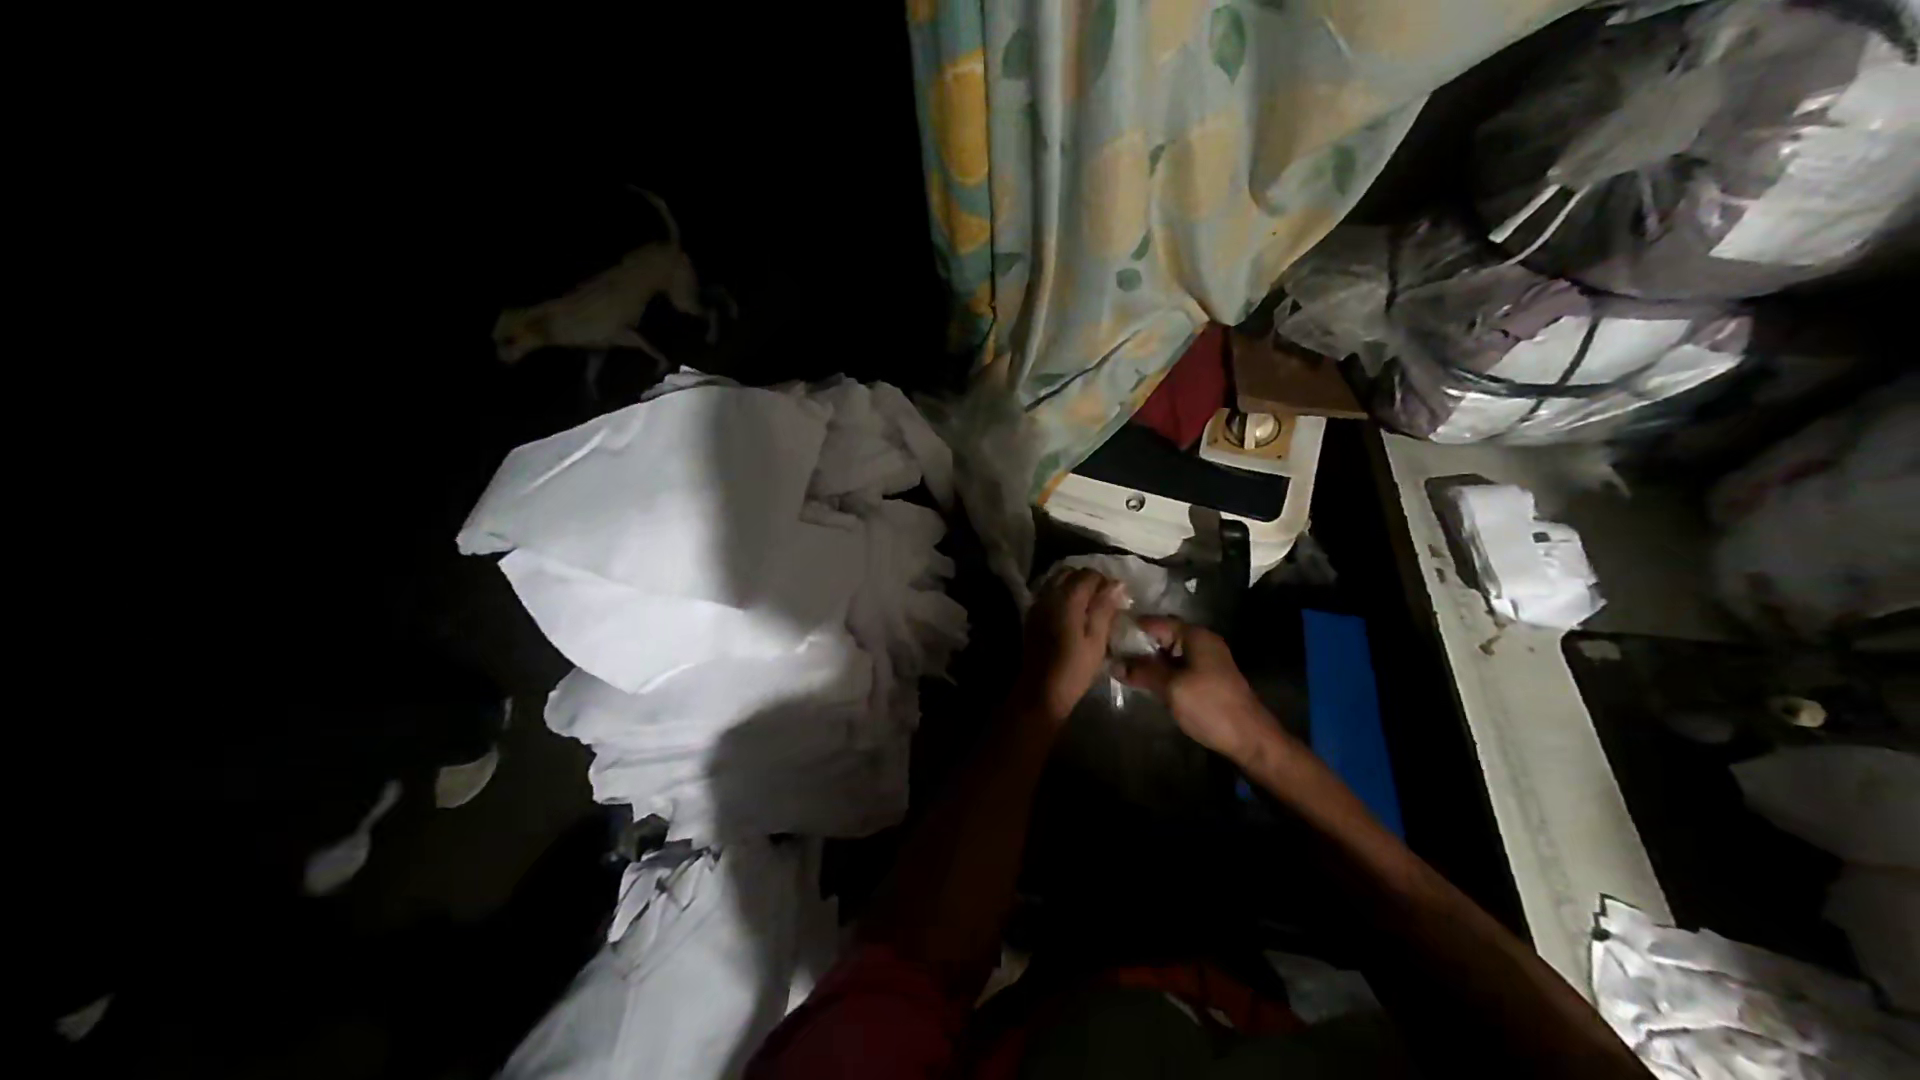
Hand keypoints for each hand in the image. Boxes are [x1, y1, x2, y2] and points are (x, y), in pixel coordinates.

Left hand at [1013, 569, 1124, 723]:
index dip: (1104, 582)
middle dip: (1087, 580)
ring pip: (1056, 581)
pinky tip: (1072, 613)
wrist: (1041, 689)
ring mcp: (1037, 604)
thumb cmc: (1075, 667)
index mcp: (1067, 599)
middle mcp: (1049, 594)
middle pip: (1069, 573)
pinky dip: (1061, 594)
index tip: (1116, 598)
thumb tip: (1116, 584)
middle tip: (1102, 600)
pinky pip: (1048, 592)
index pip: (1088, 575)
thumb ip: (1104, 608)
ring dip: (1073, 586)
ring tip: (1088, 606)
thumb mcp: (1097, 639)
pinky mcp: (1031, 614)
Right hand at [1116, 617, 1278, 762]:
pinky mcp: (1205, 679)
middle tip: (1106, 653)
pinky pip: (1175, 667)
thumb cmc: (1210, 707)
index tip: (1104, 635)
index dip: (1129, 627)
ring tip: (1117, 666)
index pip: (1155, 622)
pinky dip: (1158, 671)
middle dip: (1135, 644)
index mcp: (1195, 636)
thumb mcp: (1171, 687)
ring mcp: (1205, 661)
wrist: (1250, 739)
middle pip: (1161, 636)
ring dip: (1145, 660)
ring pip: (1167, 653)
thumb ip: (1142, 671)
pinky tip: (1140, 681)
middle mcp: (1201, 642)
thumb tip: (1113, 662)